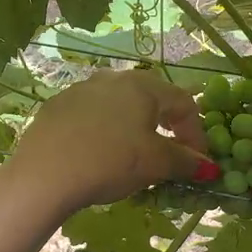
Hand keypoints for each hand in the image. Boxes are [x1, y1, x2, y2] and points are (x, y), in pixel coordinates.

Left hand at [0, 70, 209, 251]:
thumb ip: (185, 161)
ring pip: (119, 104)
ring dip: (134, 126)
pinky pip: (92, 115)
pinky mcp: (57, 106)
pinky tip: (99, 152)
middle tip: (170, 152)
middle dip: (166, 124)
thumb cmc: (110, 161)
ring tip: (135, 153)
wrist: (45, 173)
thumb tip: (206, 166)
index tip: (198, 162)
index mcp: (143, 85)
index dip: (197, 133)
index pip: (184, 102)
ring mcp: (81, 89)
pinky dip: (105, 130)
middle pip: (151, 97)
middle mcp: (112, 78)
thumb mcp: (155, 164)